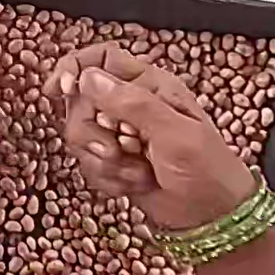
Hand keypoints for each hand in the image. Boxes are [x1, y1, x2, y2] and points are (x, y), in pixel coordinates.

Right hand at [45, 44, 256, 231]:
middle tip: (118, 148)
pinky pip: (86, 163)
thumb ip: (132, 103)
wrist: (212, 216)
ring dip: (103, 160)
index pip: (99, 58)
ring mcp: (117, 133)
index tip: (62, 90)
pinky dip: (107, 177)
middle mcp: (128, 104)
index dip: (74, 68)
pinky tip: (133, 182)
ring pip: (78, 135)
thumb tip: (88, 78)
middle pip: (79, 101)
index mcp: (148, 85)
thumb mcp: (175, 133)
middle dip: (91, 132)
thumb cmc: (207, 170)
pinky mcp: (110, 160)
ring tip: (136, 170)